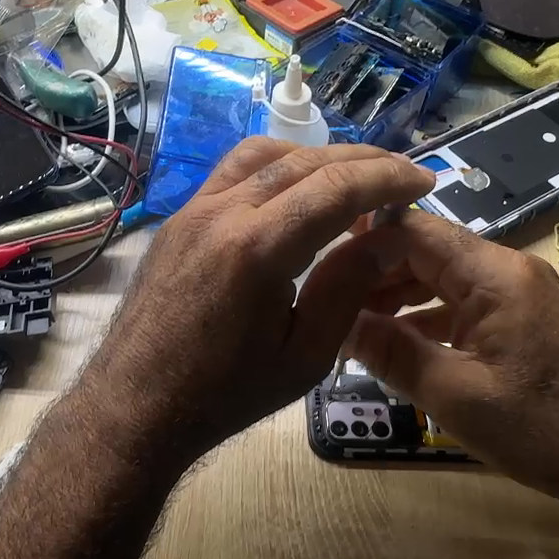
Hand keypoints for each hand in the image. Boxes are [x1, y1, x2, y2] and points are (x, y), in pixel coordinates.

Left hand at [81, 137, 436, 463]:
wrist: (135, 405)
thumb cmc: (224, 395)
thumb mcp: (303, 357)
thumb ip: (347, 288)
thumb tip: (389, 237)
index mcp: (257, 250)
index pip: (336, 188)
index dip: (387, 178)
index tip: (423, 181)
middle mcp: (223, 213)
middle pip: (304, 161)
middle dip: (361, 160)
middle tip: (402, 173)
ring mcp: (194, 209)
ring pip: (263, 154)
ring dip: (316, 153)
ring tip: (353, 173)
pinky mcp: (179, 218)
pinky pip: (231, 171)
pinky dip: (274, 164)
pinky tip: (295, 186)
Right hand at [344, 213, 558, 509]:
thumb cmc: (544, 430)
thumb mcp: (456, 396)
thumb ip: (393, 353)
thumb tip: (337, 323)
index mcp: (495, 274)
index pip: (414, 231)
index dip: (363, 243)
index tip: (320, 266)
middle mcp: (508, 269)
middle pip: (426, 249)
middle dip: (375, 272)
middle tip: (328, 299)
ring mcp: (519, 292)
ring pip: (442, 275)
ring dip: (398, 294)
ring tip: (353, 321)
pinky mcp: (523, 317)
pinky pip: (463, 300)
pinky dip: (427, 314)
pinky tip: (397, 339)